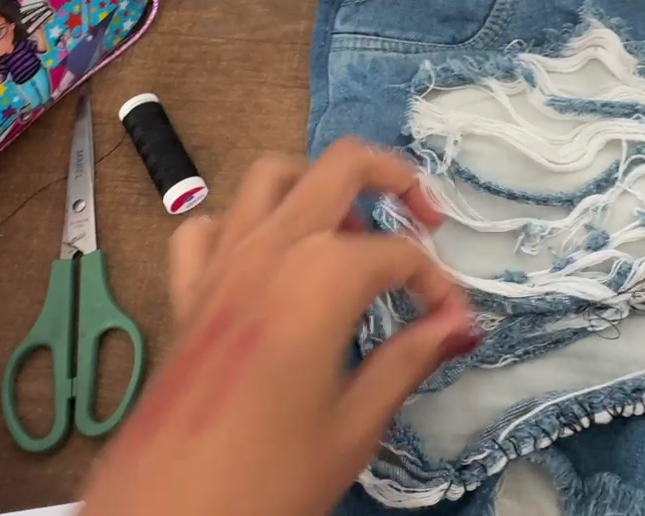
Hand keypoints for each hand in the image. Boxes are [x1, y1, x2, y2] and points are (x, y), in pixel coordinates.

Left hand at [80, 140, 477, 515]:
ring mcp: (222, 259)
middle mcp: (272, 245)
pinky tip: (262, 259)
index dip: (437, 284)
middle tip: (422, 217)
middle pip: (341, 166)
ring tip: (344, 228)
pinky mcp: (186, 288)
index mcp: (321, 275)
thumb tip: (459, 324)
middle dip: (394, 177)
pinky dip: (238, 225)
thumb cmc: (270, 479)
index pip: (399, 255)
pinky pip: (207, 227)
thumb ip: (410, 357)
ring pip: (270, 176)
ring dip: (315, 185)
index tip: (452, 322)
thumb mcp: (355, 425)